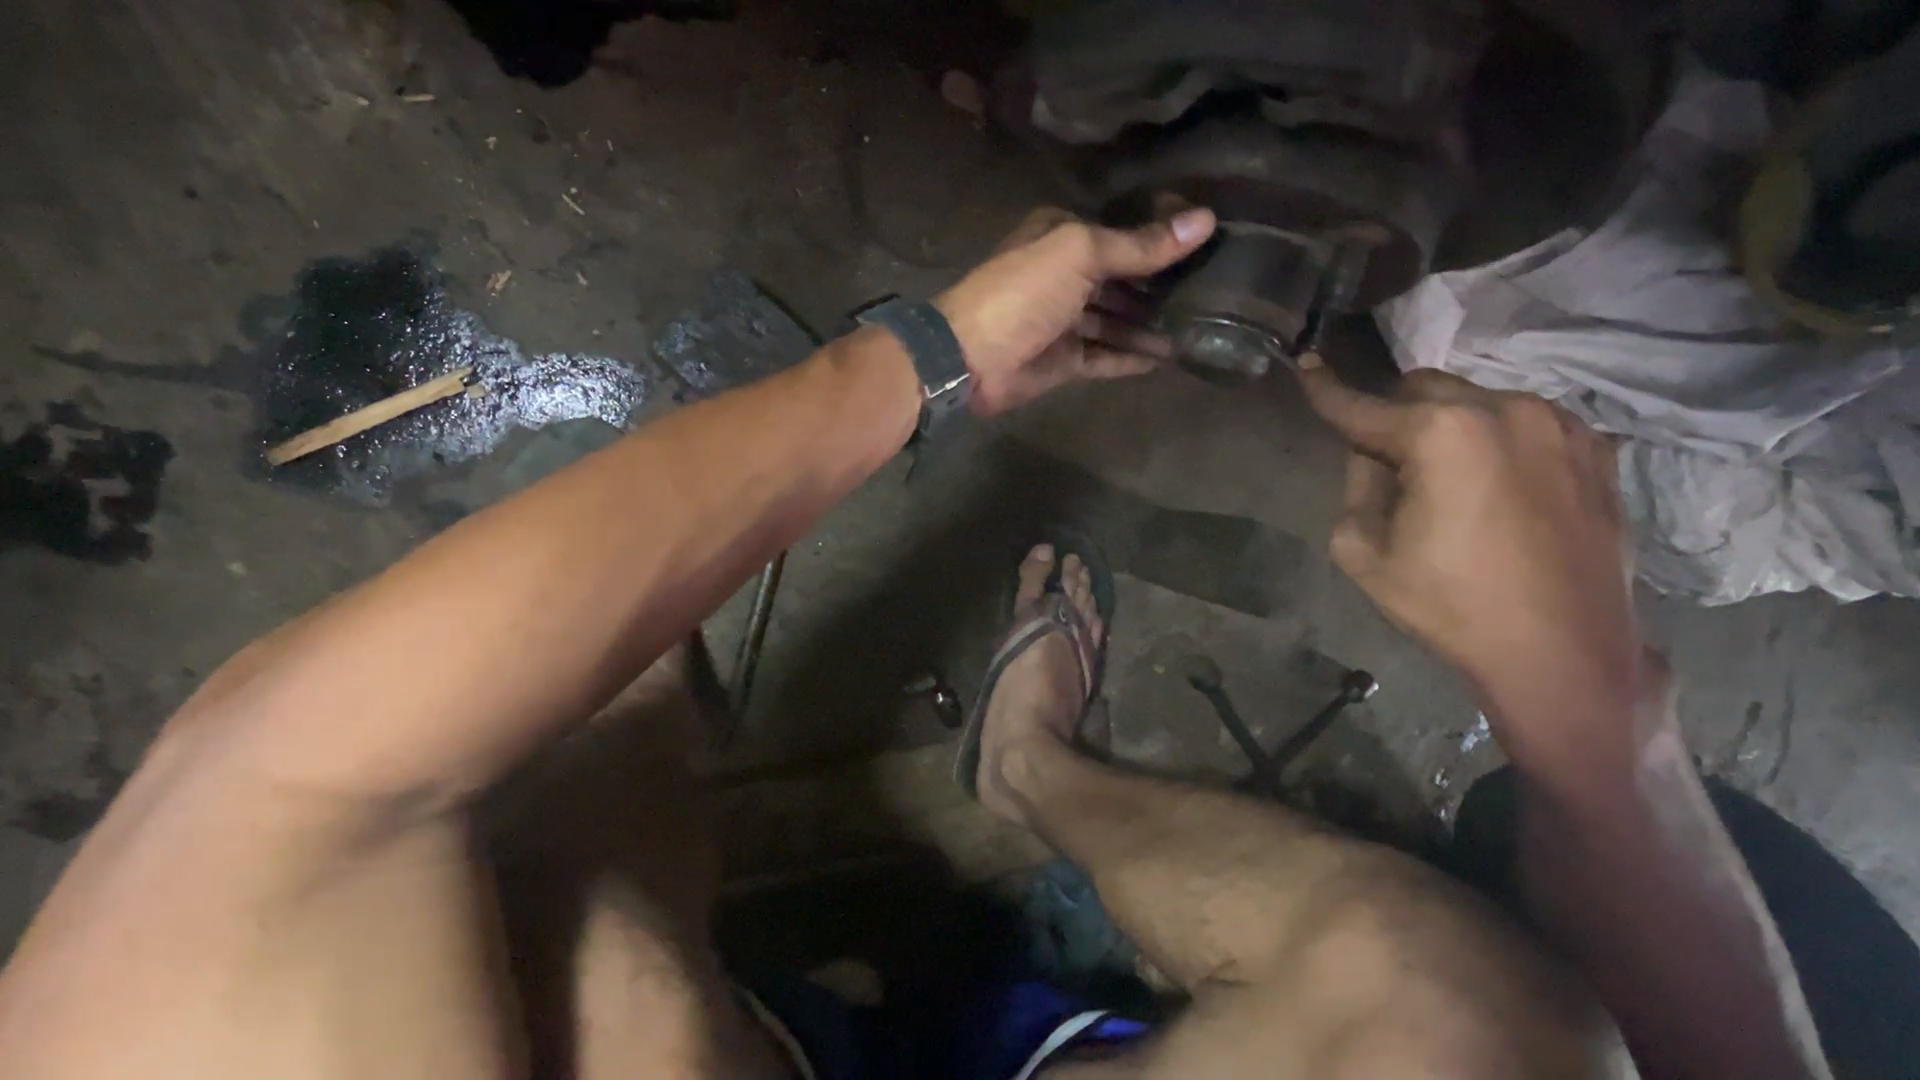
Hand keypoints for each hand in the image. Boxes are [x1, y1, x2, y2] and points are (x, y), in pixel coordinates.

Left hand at [935, 206, 1215, 415]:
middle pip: (1122, 278)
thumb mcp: (1081, 254)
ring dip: (1152, 324)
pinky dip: (1133, 356)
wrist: (969, 358)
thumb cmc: (1022, 292)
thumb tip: (1206, 221)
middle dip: (1161, 284)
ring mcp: (1064, 320)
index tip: (1211, 242)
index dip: (1160, 237)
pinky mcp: (1065, 360)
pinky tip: (1170, 356)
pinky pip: (1107, 355)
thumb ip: (1140, 245)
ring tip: (1201, 326)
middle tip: (1217, 288)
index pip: (1121, 233)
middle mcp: (1064, 275)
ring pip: (1117, 319)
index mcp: (1062, 237)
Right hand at [1297, 358, 1652, 743]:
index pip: (1362, 406)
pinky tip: (1504, 492)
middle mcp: (1504, 409)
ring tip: (1456, 485)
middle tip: (1392, 467)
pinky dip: (1501, 443)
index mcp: (1440, 432)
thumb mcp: (1364, 553)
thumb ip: (1357, 488)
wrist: (1562, 651)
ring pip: (1480, 401)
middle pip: (1425, 386)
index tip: (1305, 365)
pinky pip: (1530, 425)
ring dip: (1452, 427)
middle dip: (1397, 415)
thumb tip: (1375, 457)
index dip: (1325, 390)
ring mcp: (1559, 425)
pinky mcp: (1597, 450)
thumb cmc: (1451, 605)